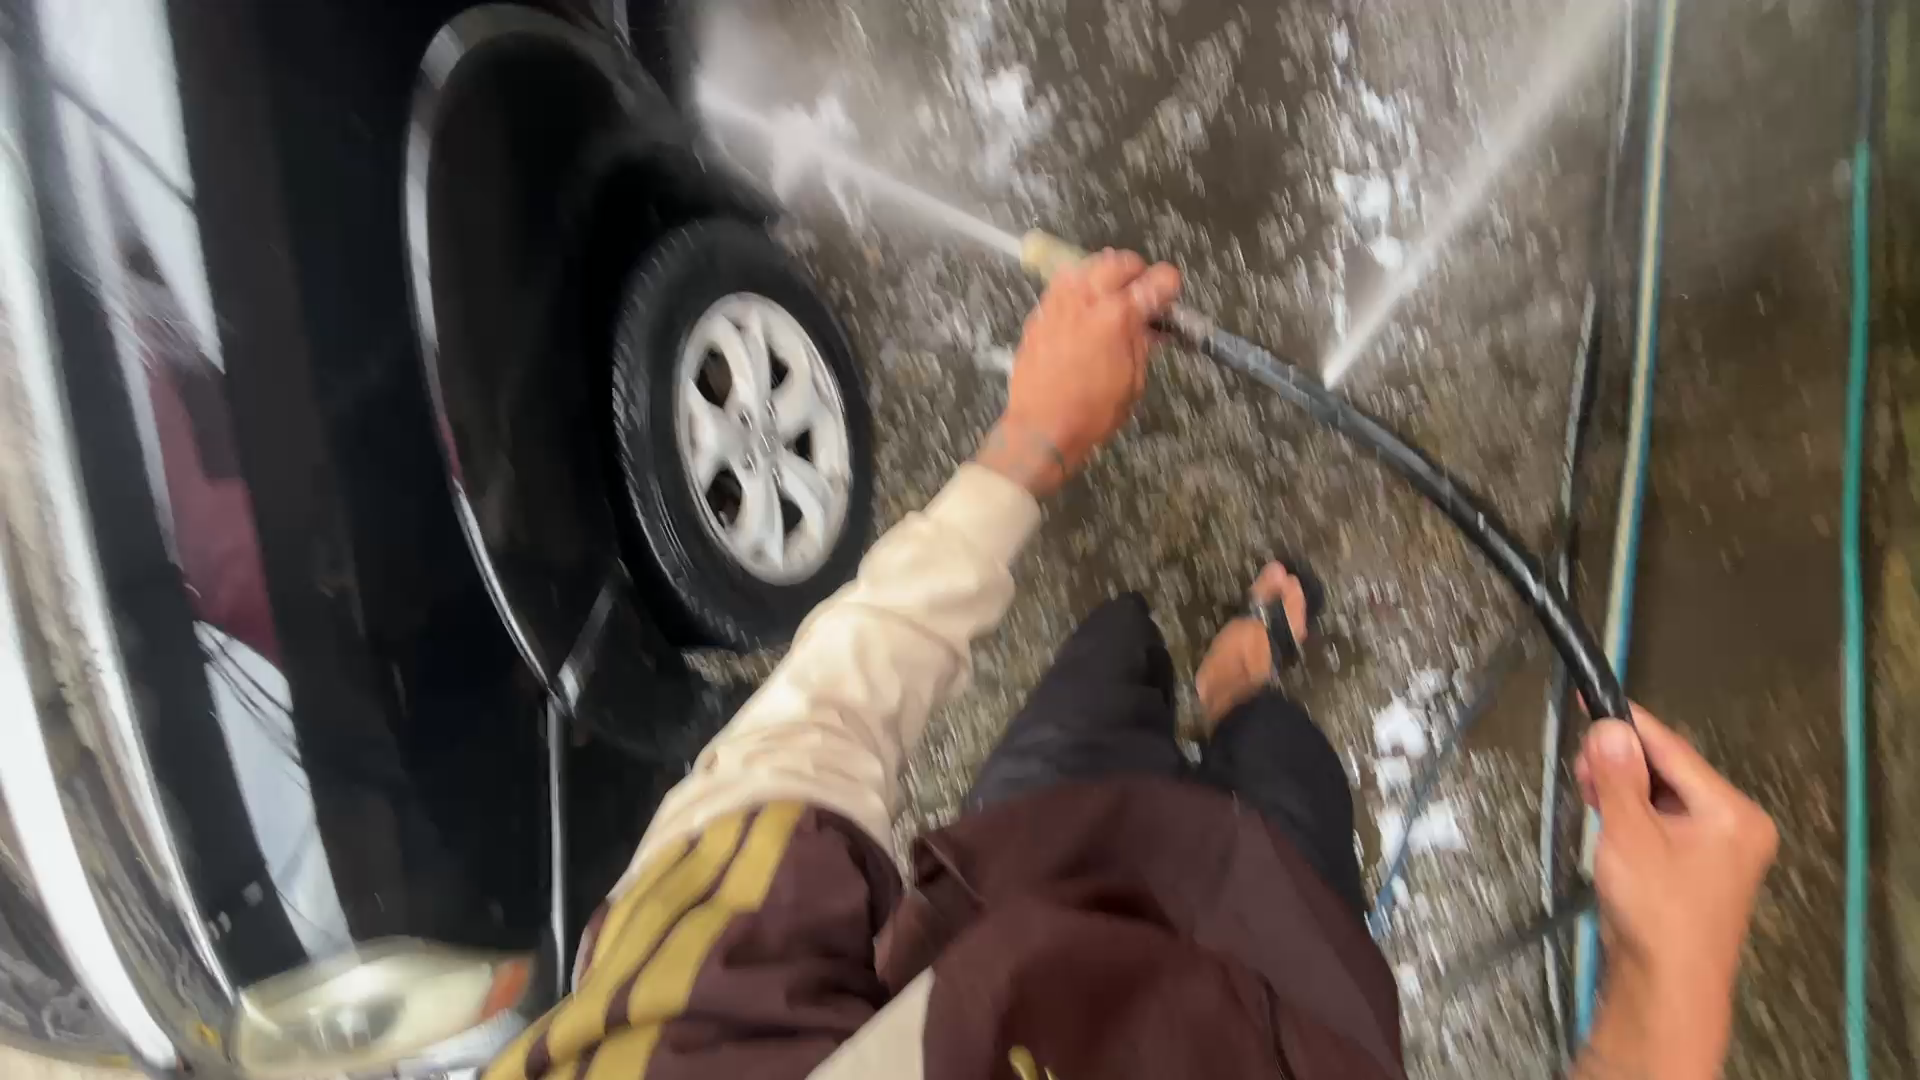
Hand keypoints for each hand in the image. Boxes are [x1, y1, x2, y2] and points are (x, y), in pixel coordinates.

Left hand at [974, 249, 1180, 495]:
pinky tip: (1081, 308)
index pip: (1155, 281)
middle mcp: (1085, 303)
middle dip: (1135, 271)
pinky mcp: (1037, 318)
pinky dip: (1075, 290)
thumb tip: (1149, 327)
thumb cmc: (1088, 415)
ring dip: (1102, 274)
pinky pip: (1059, 288)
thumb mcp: (1132, 382)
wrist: (1041, 429)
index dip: (1168, 285)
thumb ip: (1141, 344)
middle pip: (1117, 262)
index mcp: (1117, 317)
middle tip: (1141, 290)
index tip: (1169, 291)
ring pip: (1084, 267)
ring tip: (1110, 293)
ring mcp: (1057, 307)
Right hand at [1573, 704, 1776, 1077]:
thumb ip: (1617, 775)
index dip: (1626, 722)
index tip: (1590, 695)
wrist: (1664, 976)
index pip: (1671, 748)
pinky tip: (1605, 815)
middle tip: (1581, 775)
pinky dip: (1626, 805)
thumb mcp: (1627, 832)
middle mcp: (1732, 820)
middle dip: (1616, 762)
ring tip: (1590, 800)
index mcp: (1731, 811)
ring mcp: (1715, 840)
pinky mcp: (1692, 855)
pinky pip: (1656, 810)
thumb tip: (1608, 725)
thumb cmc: (1653, 904)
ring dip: (1617, 785)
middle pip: (1663, 766)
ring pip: (1655, 787)